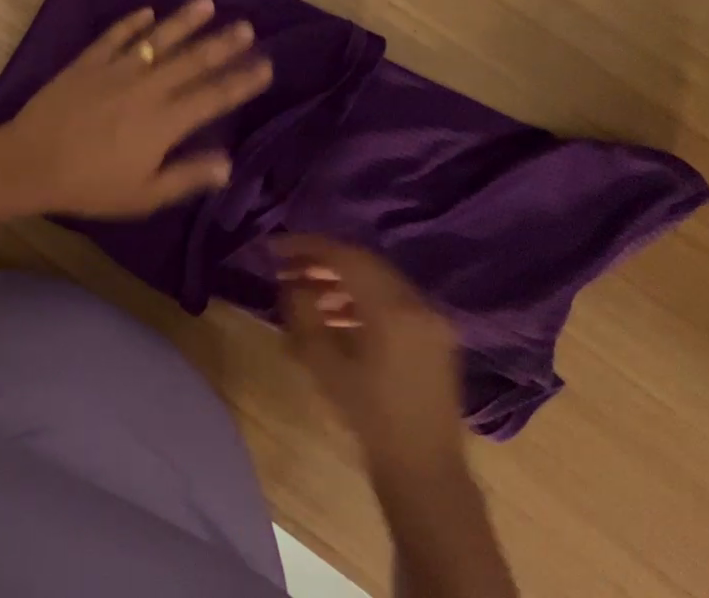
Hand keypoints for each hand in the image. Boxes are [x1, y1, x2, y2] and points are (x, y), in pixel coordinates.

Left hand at [0, 0, 272, 217]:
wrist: (29, 162)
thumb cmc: (88, 186)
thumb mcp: (143, 195)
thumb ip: (187, 177)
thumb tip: (228, 163)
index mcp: (165, 123)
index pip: (214, 96)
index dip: (242, 81)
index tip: (265, 64)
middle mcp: (145, 89)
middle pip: (191, 61)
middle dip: (222, 44)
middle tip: (247, 27)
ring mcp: (113, 72)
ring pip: (156, 40)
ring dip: (182, 21)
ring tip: (206, 3)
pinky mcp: (84, 65)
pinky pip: (112, 37)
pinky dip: (130, 23)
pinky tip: (146, 12)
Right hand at [275, 234, 465, 469]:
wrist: (421, 462)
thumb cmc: (366, 412)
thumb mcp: (321, 360)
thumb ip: (302, 312)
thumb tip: (291, 282)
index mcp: (393, 309)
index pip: (346, 257)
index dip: (306, 245)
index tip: (273, 246)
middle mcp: (419, 305)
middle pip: (365, 264)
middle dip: (322, 260)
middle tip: (284, 265)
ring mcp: (432, 321)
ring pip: (379, 281)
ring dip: (340, 279)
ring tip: (302, 291)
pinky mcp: (434, 337)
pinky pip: (393, 301)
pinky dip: (361, 297)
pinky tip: (333, 314)